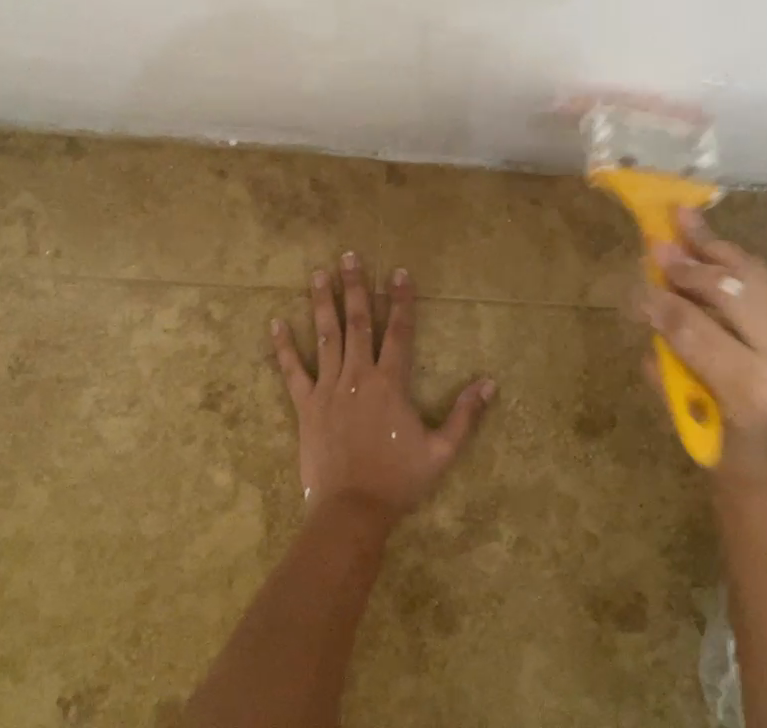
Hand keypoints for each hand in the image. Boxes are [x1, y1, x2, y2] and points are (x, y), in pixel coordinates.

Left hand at [270, 252, 496, 523]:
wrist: (351, 510)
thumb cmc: (399, 481)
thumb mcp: (442, 451)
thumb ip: (465, 415)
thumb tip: (490, 384)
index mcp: (391, 384)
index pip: (399, 331)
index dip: (401, 300)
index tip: (399, 272)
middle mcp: (358, 376)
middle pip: (358, 322)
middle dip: (356, 286)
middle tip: (350, 256)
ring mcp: (328, 389)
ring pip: (325, 336)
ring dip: (323, 302)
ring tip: (319, 273)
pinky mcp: (306, 406)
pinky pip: (292, 371)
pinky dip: (284, 347)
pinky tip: (276, 323)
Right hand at [636, 208, 766, 487]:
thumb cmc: (715, 440)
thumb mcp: (680, 406)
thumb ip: (663, 357)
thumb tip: (646, 299)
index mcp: (752, 393)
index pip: (701, 335)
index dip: (666, 307)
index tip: (638, 288)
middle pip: (737, 297)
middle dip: (693, 269)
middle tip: (657, 244)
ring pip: (758, 280)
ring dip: (716, 249)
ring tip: (683, 219)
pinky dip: (734, 260)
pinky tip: (707, 241)